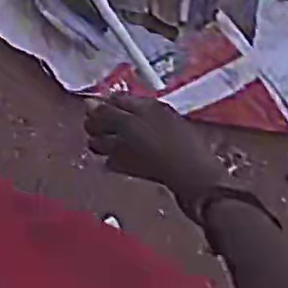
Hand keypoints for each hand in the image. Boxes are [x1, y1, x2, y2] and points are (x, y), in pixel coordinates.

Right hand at [84, 94, 225, 202]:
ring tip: (95, 150)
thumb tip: (87, 102)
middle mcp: (157, 121)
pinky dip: (124, 159)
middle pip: (124, 119)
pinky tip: (112, 165)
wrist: (202, 188)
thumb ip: (107, 114)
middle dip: (104, 126)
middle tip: (87, 134)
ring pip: (130, 140)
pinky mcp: (167, 165)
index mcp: (150, 106)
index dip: (100, 105)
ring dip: (111, 144)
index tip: (85, 115)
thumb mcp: (130, 127)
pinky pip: (139, 157)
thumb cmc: (164, 149)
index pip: (119, 99)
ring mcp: (164, 143)